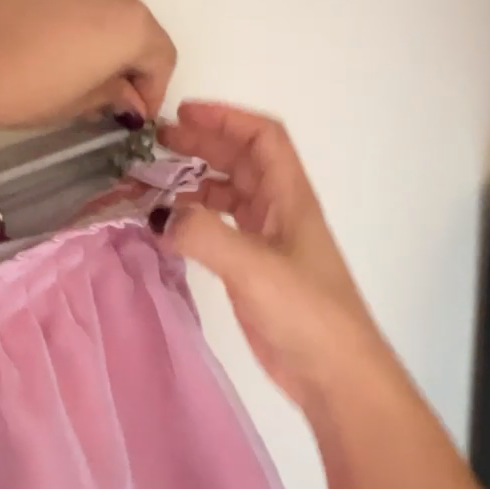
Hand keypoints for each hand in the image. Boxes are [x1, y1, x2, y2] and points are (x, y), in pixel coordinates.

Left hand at [0, 0, 175, 131]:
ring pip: (103, 12)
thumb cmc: (18, 87)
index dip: (153, 92)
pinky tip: (46, 56)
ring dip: (100, 44)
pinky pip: (72, 3)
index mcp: (130, 23)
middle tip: (108, 102)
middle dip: (128, 65)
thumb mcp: (74, 104)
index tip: (134, 117)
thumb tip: (126, 96)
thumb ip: (111, 95)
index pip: (161, 57)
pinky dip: (74, 28)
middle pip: (135, 28)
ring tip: (74, 81)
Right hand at [157, 102, 393, 409]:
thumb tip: (159, 216)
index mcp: (290, 197)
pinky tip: (170, 229)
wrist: (335, 374)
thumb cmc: (306, 313)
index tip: (184, 114)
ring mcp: (268, 243)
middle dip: (203, 145)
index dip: (226, 119)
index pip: (263, 138)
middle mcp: (280, 212)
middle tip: (157, 143)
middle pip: (242, 162)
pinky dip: (195, 221)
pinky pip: (221, 230)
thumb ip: (204, 236)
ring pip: (230, 195)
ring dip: (195, 183)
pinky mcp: (255, 272)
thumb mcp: (253, 267)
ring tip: (154, 183)